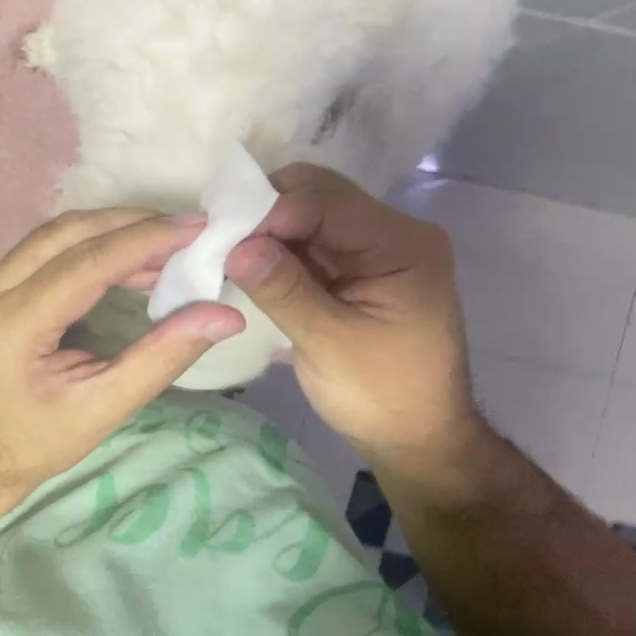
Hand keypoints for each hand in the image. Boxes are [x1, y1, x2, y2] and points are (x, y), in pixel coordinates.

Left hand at [0, 209, 245, 529]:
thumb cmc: (37, 443)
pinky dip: (86, 247)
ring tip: (166, 246)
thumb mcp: (104, 408)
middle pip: (65, 235)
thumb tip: (226, 315)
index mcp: (7, 329)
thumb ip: (162, 356)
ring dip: (110, 233)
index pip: (84, 265)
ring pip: (51, 236)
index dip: (143, 241)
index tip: (197, 228)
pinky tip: (125, 260)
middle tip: (188, 230)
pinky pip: (38, 250)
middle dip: (131, 226)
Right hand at [224, 164, 485, 466]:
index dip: (270, 212)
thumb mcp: (329, 344)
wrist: (416, 438)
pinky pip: (309, 244)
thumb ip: (284, 290)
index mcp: (401, 244)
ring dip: (266, 232)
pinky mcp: (356, 270)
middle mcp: (392, 233)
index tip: (222, 240)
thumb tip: (236, 247)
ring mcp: (373, 251)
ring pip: (308, 217)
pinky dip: (276, 251)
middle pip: (317, 197)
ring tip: (224, 254)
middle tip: (218, 242)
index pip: (325, 201)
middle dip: (264, 213)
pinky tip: (246, 267)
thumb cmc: (382, 395)